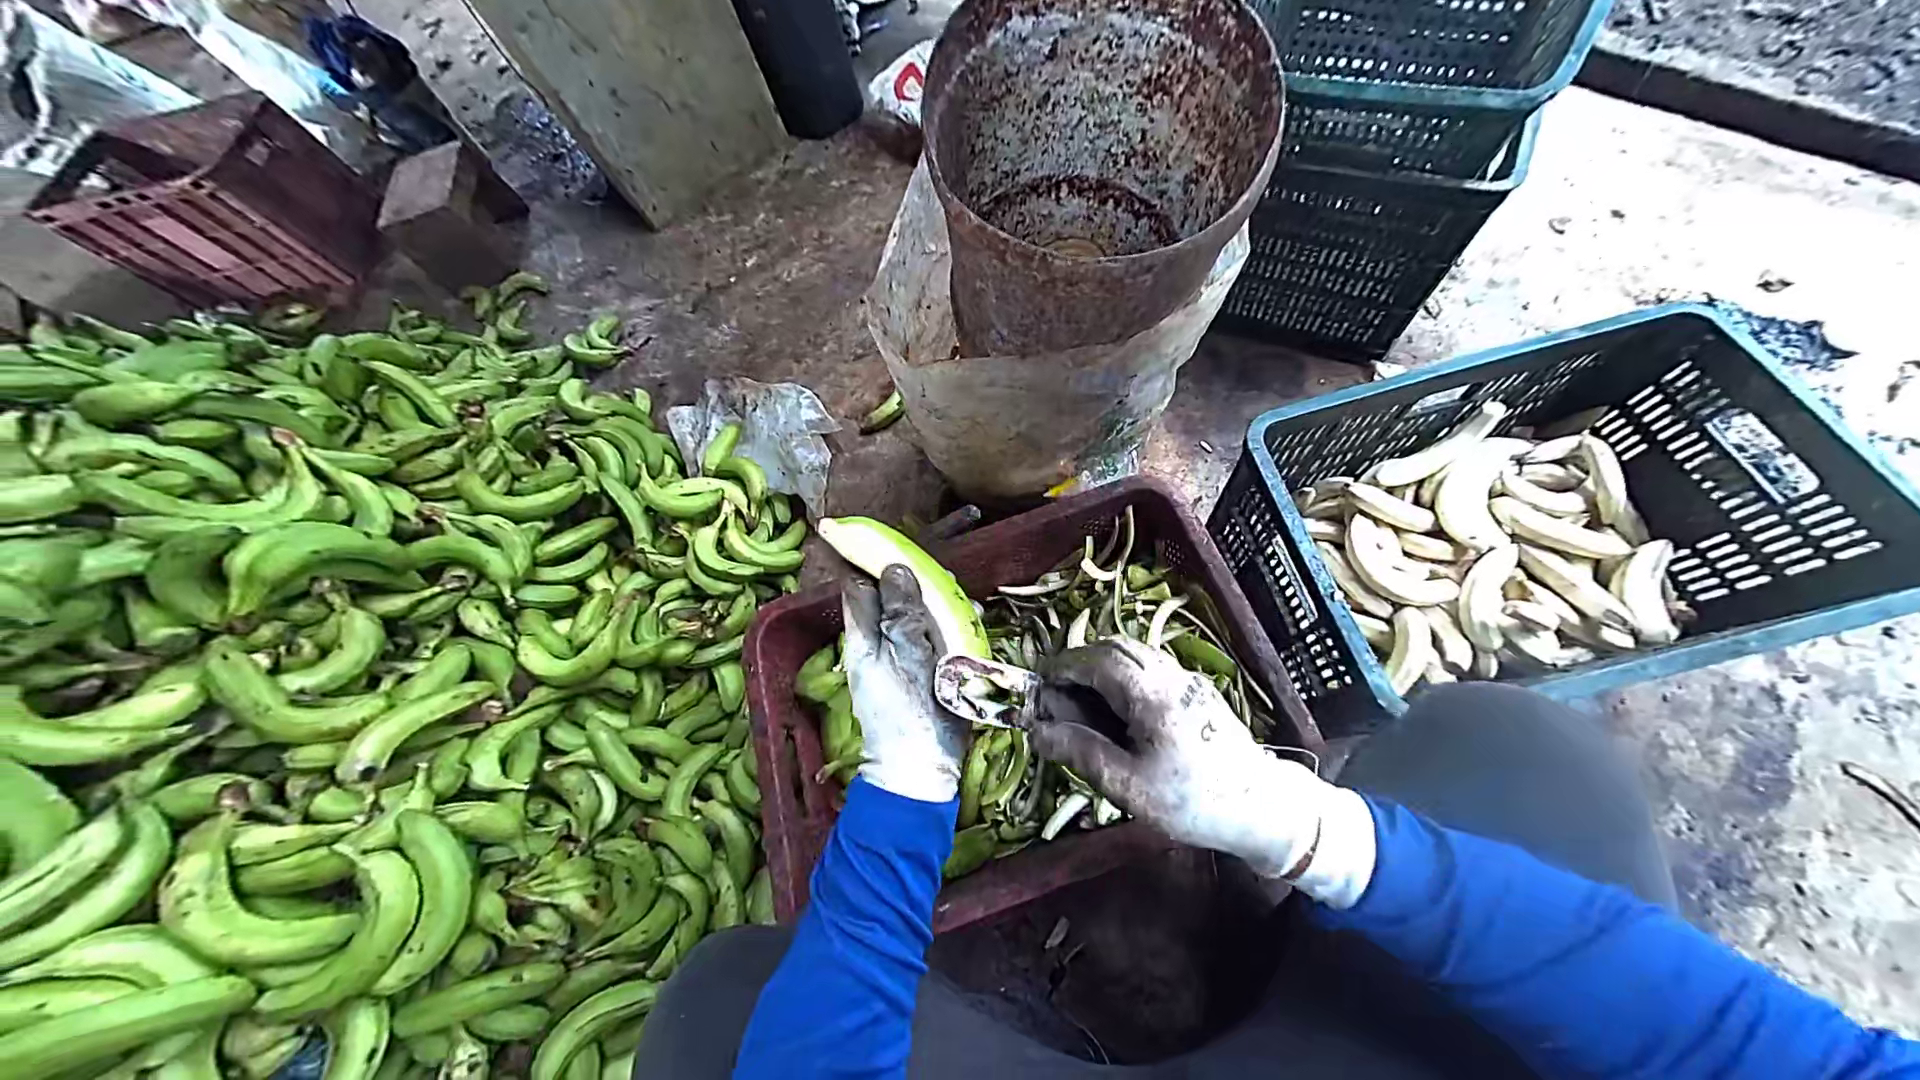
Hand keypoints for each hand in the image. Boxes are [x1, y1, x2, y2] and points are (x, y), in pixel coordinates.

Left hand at [841, 565, 971, 802]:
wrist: (920, 768)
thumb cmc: (909, 711)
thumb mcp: (904, 655)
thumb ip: (899, 612)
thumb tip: (894, 567)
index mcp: (864, 636)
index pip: (857, 587)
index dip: (865, 561)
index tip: (881, 540)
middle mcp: (877, 642)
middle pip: (887, 597)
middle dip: (909, 580)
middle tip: (937, 574)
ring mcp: (898, 658)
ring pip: (911, 614)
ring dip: (931, 601)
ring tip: (953, 595)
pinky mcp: (920, 670)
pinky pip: (928, 636)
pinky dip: (944, 625)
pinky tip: (963, 623)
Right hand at [1029, 639, 1376, 906]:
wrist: (1263, 808)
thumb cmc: (1191, 802)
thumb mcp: (1127, 786)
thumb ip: (1080, 752)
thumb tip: (1038, 731)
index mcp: (1151, 696)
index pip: (1096, 661)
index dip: (1062, 667)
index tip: (1039, 684)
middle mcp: (1169, 675)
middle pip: (1114, 647)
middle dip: (1078, 663)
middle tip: (1058, 692)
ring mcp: (1185, 678)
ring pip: (1133, 652)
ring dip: (1100, 665)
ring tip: (1083, 698)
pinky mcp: (1194, 687)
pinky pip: (1148, 664)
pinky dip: (1121, 672)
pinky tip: (1116, 703)